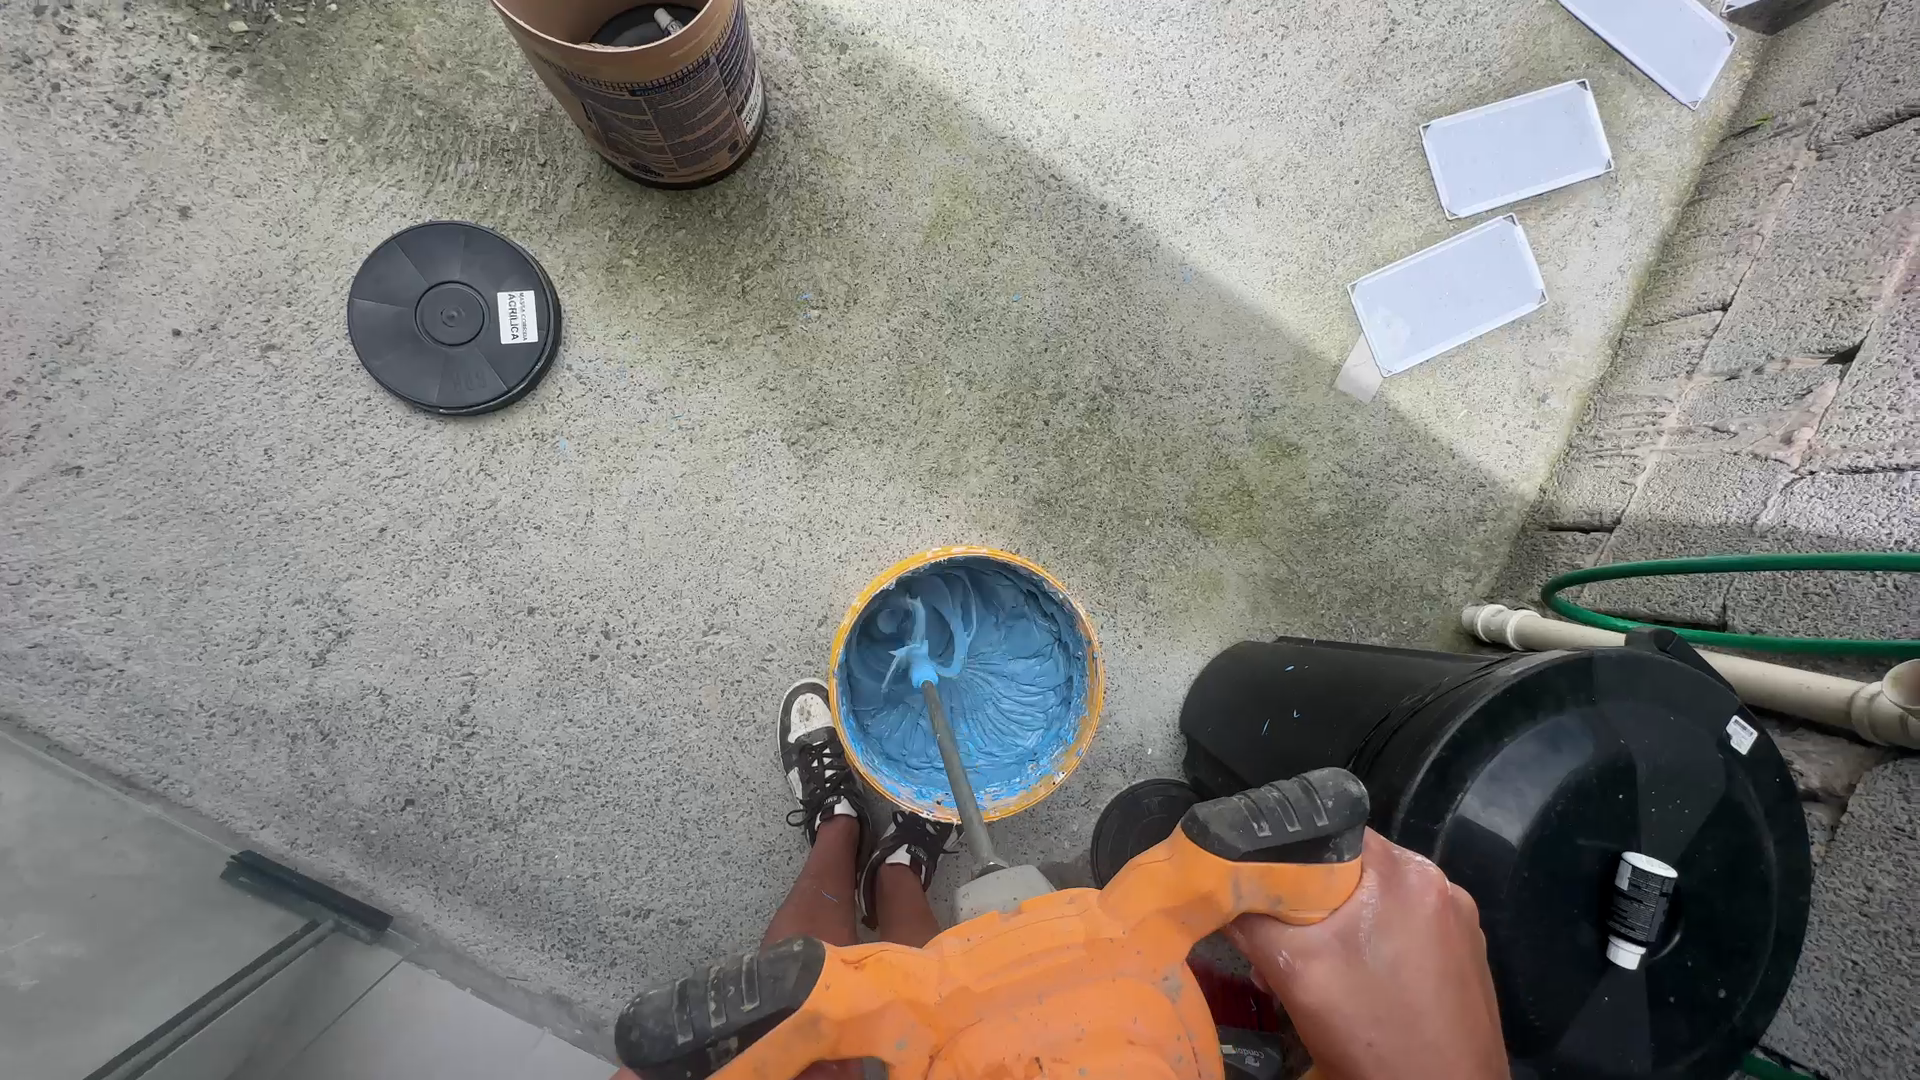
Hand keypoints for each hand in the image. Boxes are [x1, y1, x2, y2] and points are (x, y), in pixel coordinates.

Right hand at [1227, 829, 1508, 1079]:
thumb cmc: (1371, 1035)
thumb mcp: (1292, 969)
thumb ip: (1247, 916)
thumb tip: (1214, 887)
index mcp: (1405, 871)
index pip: (1328, 829)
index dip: (1286, 849)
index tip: (1258, 878)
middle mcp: (1440, 884)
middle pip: (1349, 866)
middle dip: (1306, 895)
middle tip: (1276, 930)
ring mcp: (1459, 923)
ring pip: (1374, 900)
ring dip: (1335, 922)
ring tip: (1308, 962)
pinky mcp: (1467, 958)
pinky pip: (1401, 929)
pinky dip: (1369, 943)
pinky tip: (1348, 979)